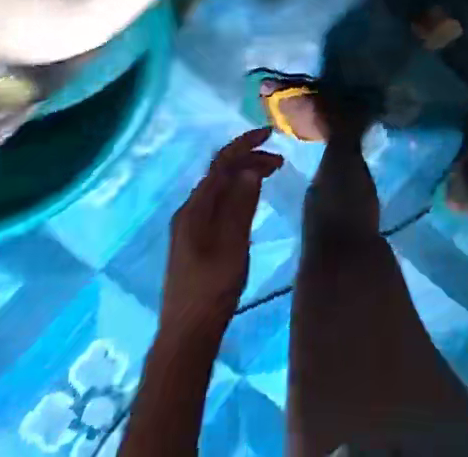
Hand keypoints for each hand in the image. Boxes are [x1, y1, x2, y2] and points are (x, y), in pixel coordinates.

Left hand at [160, 127, 282, 342]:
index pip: (220, 163)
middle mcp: (189, 211)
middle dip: (248, 159)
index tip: (270, 134)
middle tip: (280, 163)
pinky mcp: (194, 240)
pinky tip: (251, 200)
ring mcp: (189, 226)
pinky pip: (218, 202)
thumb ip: (241, 204)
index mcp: (195, 208)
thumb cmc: (212, 288)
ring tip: (271, 175)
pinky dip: (237, 191)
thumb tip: (250, 168)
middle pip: (219, 173)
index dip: (244, 144)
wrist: (187, 333)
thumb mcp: (232, 244)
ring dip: (243, 175)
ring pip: (218, 188)